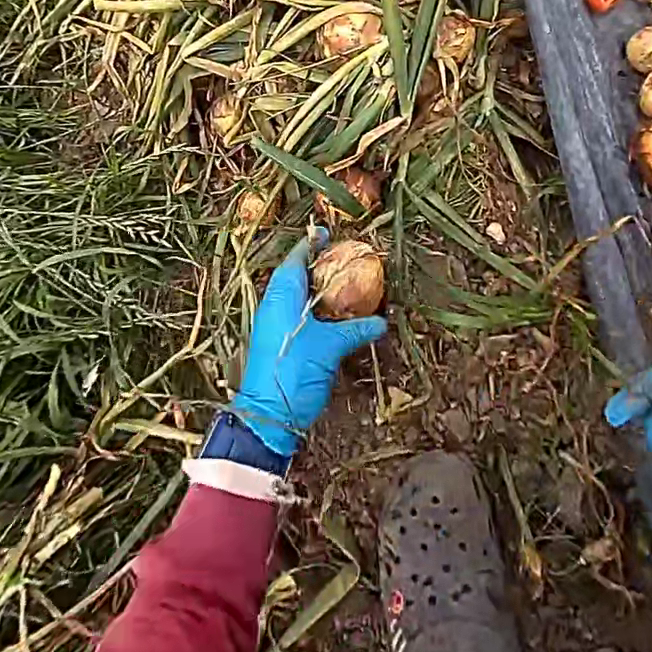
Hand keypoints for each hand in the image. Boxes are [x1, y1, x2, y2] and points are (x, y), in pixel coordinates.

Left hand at [230, 230, 387, 455]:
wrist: (268, 418)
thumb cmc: (294, 371)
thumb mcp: (330, 347)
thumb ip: (356, 329)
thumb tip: (382, 321)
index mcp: (281, 295)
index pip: (296, 259)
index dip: (312, 244)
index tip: (328, 234)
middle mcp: (274, 305)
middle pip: (296, 275)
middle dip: (318, 265)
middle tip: (344, 259)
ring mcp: (273, 324)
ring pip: (296, 295)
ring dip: (316, 288)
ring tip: (343, 284)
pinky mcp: (278, 342)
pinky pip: (297, 314)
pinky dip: (314, 309)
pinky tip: (334, 316)